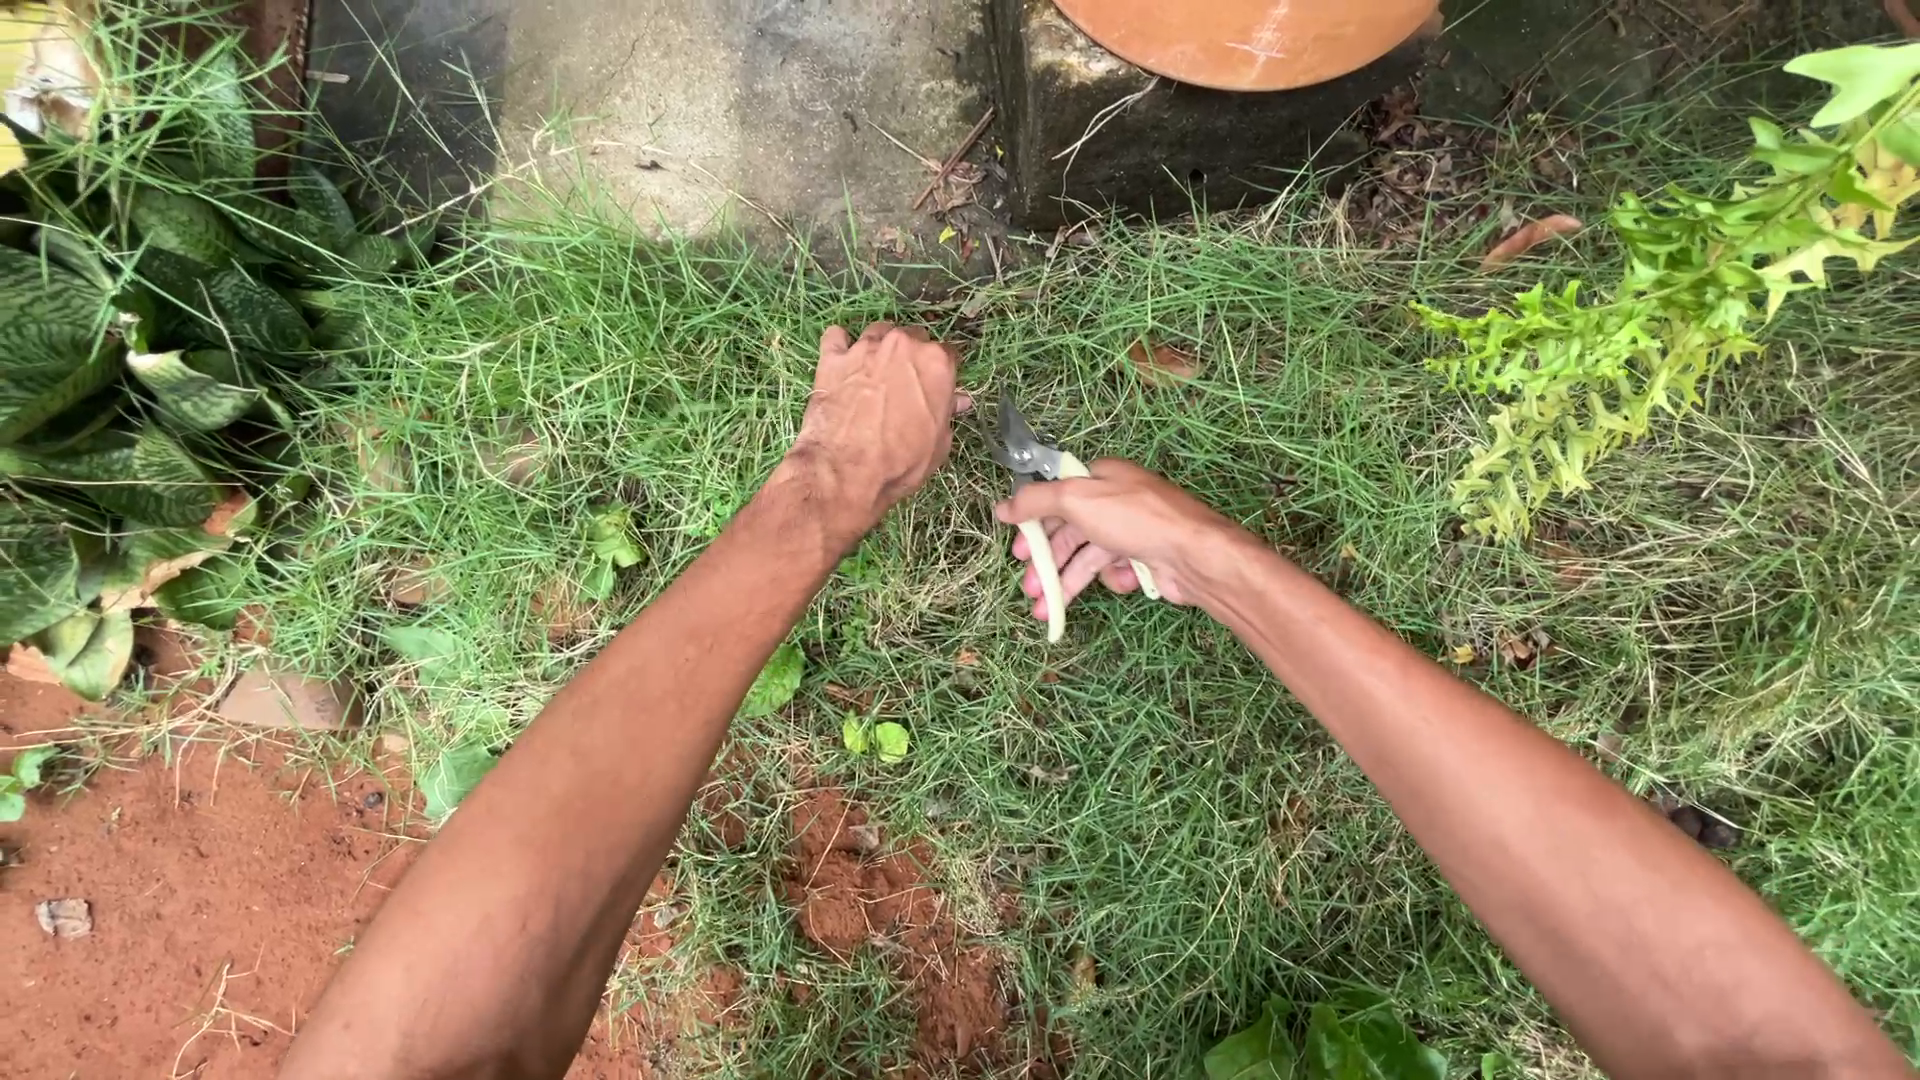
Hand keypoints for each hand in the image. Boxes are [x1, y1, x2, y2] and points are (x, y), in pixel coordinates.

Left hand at [785, 322, 968, 535]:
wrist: (848, 469)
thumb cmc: (902, 461)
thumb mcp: (938, 444)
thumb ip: (947, 414)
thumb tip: (958, 401)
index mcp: (937, 364)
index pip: (947, 355)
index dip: (941, 374)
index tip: (935, 388)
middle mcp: (903, 345)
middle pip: (913, 338)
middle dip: (911, 356)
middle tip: (904, 384)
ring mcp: (866, 348)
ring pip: (878, 332)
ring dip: (880, 347)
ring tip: (875, 371)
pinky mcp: (832, 357)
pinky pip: (836, 336)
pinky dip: (840, 343)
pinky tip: (841, 359)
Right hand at [992, 459, 1245, 620]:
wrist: (1193, 554)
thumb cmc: (1133, 519)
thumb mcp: (1076, 499)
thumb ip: (1036, 502)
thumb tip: (1002, 508)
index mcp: (1100, 478)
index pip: (1056, 499)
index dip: (1035, 526)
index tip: (1020, 552)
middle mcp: (1114, 501)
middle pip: (1069, 534)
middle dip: (1047, 564)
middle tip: (1030, 589)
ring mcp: (1131, 532)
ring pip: (1088, 558)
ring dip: (1067, 583)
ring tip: (1046, 610)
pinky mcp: (1144, 559)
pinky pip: (1116, 570)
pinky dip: (1113, 580)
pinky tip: (1120, 583)